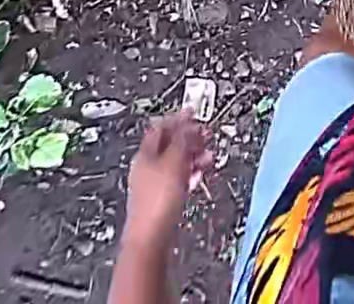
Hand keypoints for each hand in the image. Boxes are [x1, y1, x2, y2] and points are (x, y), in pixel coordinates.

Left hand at [123, 112, 211, 241]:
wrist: (151, 241)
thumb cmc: (158, 200)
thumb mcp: (175, 160)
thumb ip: (183, 139)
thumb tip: (189, 124)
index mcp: (145, 153)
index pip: (162, 127)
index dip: (178, 118)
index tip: (193, 113)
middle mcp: (146, 166)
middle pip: (169, 144)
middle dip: (189, 138)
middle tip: (206, 134)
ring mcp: (153, 184)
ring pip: (175, 162)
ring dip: (192, 156)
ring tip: (208, 155)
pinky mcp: (161, 201)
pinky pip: (177, 179)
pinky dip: (190, 173)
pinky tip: (199, 175)